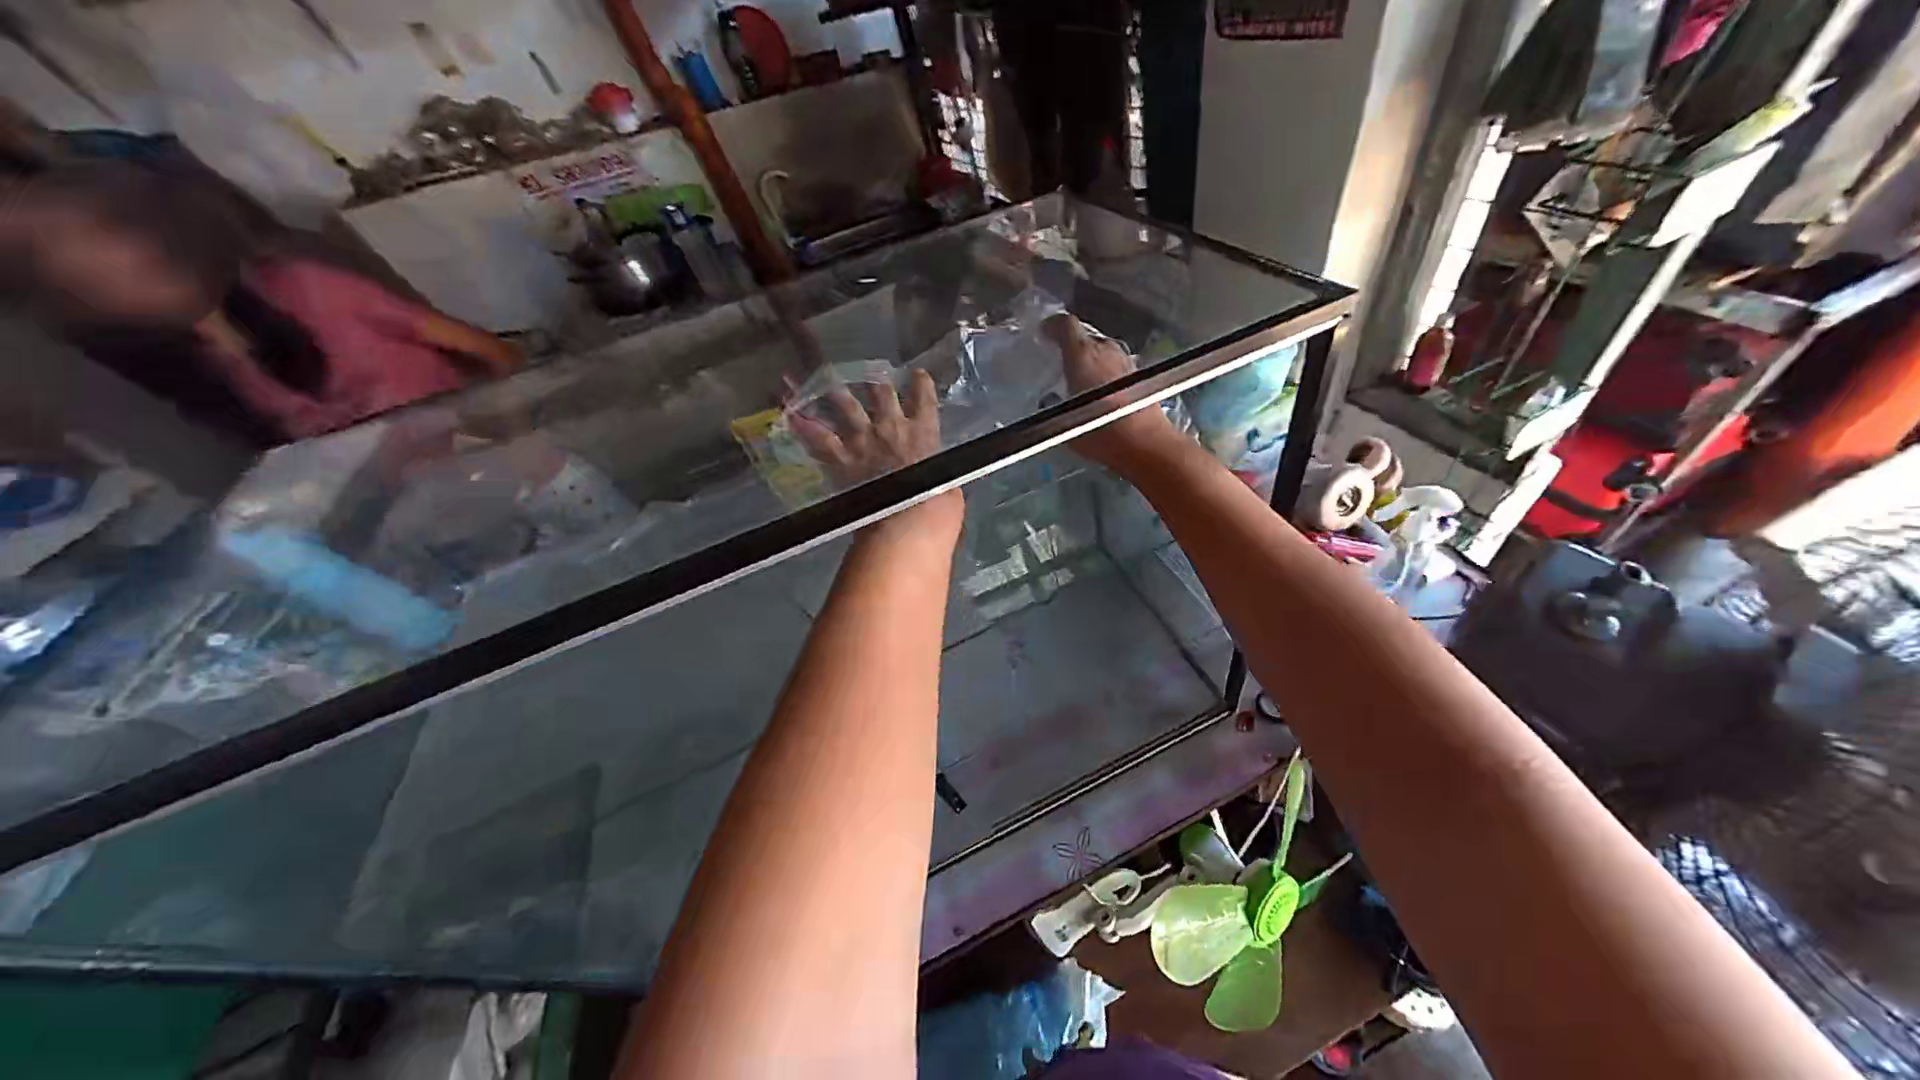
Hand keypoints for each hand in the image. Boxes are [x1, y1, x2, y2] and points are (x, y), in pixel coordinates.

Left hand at [792, 368, 962, 531]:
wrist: (906, 520)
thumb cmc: (936, 506)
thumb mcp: (949, 485)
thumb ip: (941, 473)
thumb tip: (941, 482)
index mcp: (923, 432)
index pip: (925, 399)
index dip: (921, 385)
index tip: (918, 375)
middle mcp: (892, 427)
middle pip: (882, 393)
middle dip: (875, 381)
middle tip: (868, 372)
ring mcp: (864, 439)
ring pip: (846, 406)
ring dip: (835, 390)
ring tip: (825, 376)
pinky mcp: (842, 458)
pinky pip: (819, 437)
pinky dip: (803, 425)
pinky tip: (790, 413)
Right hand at [1042, 314, 1183, 472]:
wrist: (1145, 444)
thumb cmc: (1100, 433)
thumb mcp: (1063, 423)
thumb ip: (1052, 405)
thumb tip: (1048, 400)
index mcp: (1083, 354)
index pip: (1065, 324)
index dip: (1052, 325)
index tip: (1045, 332)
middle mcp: (1106, 350)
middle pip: (1086, 337)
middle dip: (1072, 347)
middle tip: (1061, 363)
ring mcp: (1126, 360)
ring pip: (1103, 351)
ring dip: (1091, 361)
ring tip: (1082, 380)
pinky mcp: (1140, 375)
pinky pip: (1116, 366)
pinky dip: (1107, 373)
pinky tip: (1103, 393)